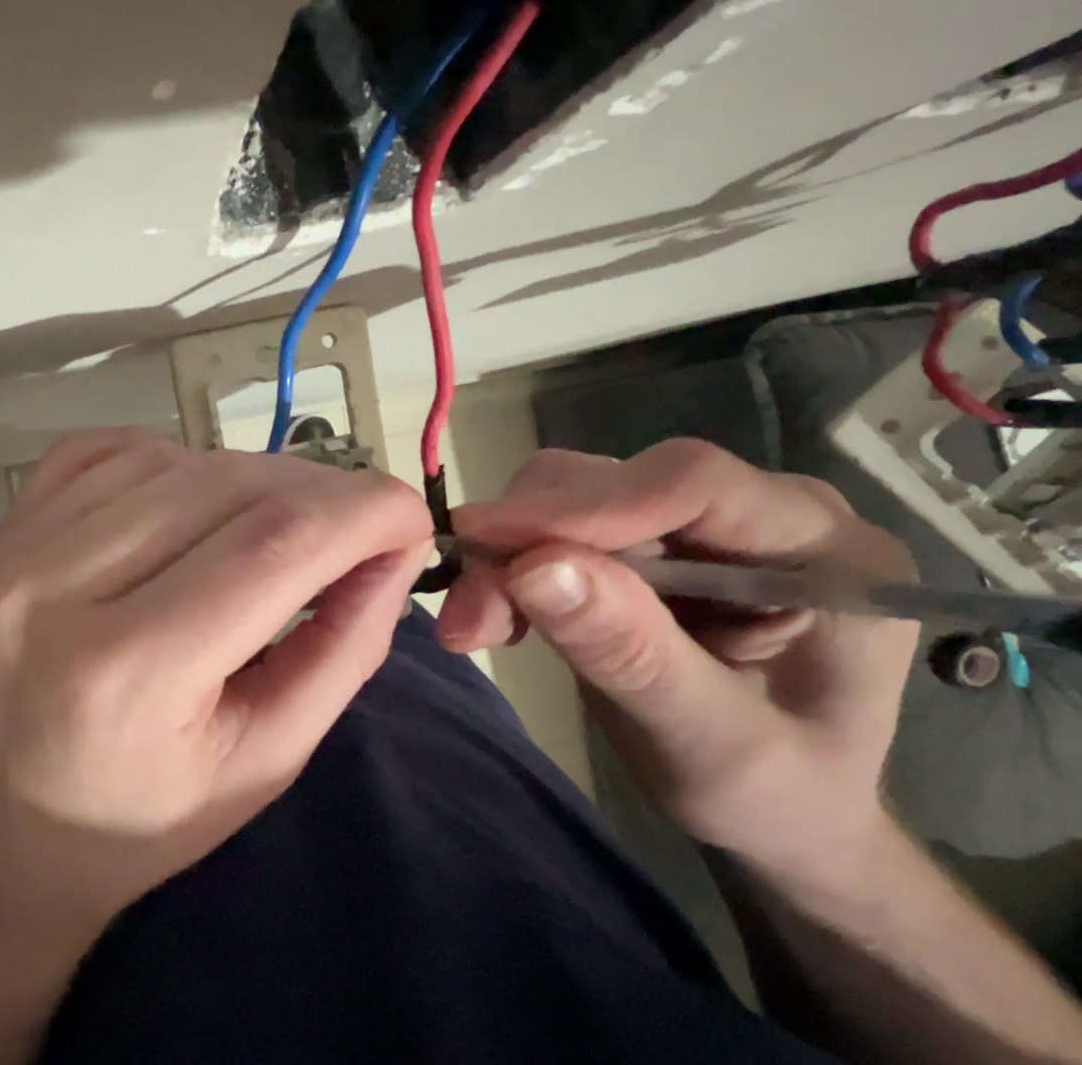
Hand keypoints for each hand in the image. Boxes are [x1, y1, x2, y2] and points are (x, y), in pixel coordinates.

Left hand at [0, 428, 430, 939]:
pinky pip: (107, 450)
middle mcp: (55, 589)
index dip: (362, 512)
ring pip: (173, 459)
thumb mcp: (266, 760)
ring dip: (251, 476)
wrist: (16, 826)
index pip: (271, 545)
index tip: (411, 517)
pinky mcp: (3, 531)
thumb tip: (392, 548)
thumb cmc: (145, 817)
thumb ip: (342, 648)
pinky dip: (174, 460)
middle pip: (225, 486)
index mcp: (126, 671)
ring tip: (279, 525)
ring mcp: (16, 550)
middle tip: (358, 528)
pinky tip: (196, 504)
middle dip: (320, 492)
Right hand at [434, 439, 917, 867]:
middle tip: (466, 618)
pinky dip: (511, 568)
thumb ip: (633, 654)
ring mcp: (700, 525)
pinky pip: (557, 528)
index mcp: (829, 553)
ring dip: (507, 555)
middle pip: (619, 482)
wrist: (777, 814)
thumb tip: (532, 565)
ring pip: (572, 496)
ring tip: (475, 628)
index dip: (587, 506)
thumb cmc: (774, 796)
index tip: (485, 540)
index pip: (698, 486)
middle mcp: (764, 515)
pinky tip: (495, 618)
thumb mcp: (712, 747)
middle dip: (528, 539)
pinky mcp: (648, 543)